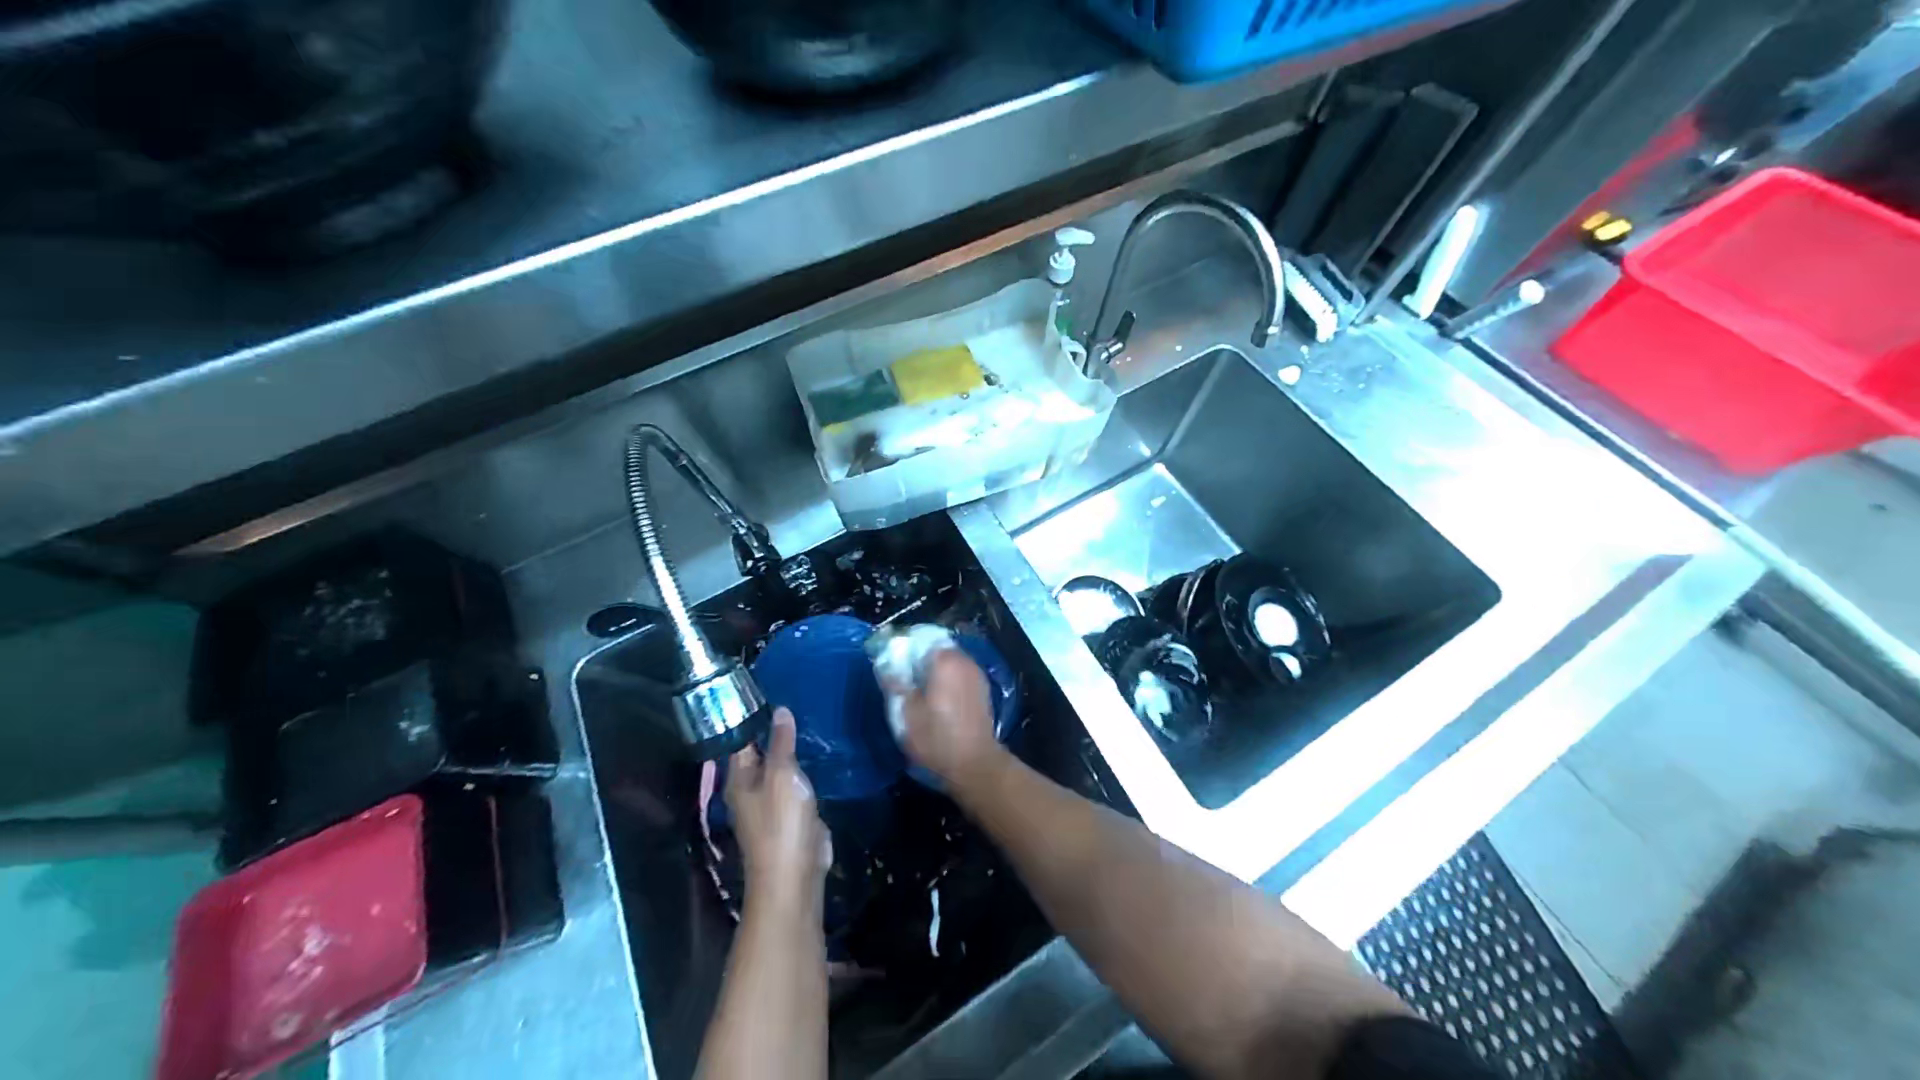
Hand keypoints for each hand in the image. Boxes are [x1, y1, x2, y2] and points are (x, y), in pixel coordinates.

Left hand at [726, 708, 830, 916]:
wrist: (795, 876)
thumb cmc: (781, 822)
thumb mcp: (782, 775)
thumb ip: (782, 742)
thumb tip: (779, 710)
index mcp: (738, 779)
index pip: (741, 740)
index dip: (754, 718)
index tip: (771, 693)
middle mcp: (750, 790)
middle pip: (761, 755)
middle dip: (776, 733)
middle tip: (796, 703)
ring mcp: (770, 805)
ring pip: (780, 771)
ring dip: (792, 753)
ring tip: (809, 724)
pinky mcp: (790, 817)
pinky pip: (796, 787)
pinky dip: (804, 774)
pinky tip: (818, 759)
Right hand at [898, 647, 1007, 790]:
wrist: (975, 765)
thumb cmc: (936, 739)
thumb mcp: (905, 713)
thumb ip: (895, 681)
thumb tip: (885, 661)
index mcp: (944, 660)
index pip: (920, 637)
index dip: (903, 645)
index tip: (891, 660)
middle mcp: (964, 659)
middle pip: (936, 647)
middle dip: (918, 657)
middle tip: (902, 676)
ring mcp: (976, 673)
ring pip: (949, 660)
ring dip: (933, 668)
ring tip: (918, 688)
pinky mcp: (982, 689)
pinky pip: (959, 673)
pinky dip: (947, 678)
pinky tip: (936, 698)